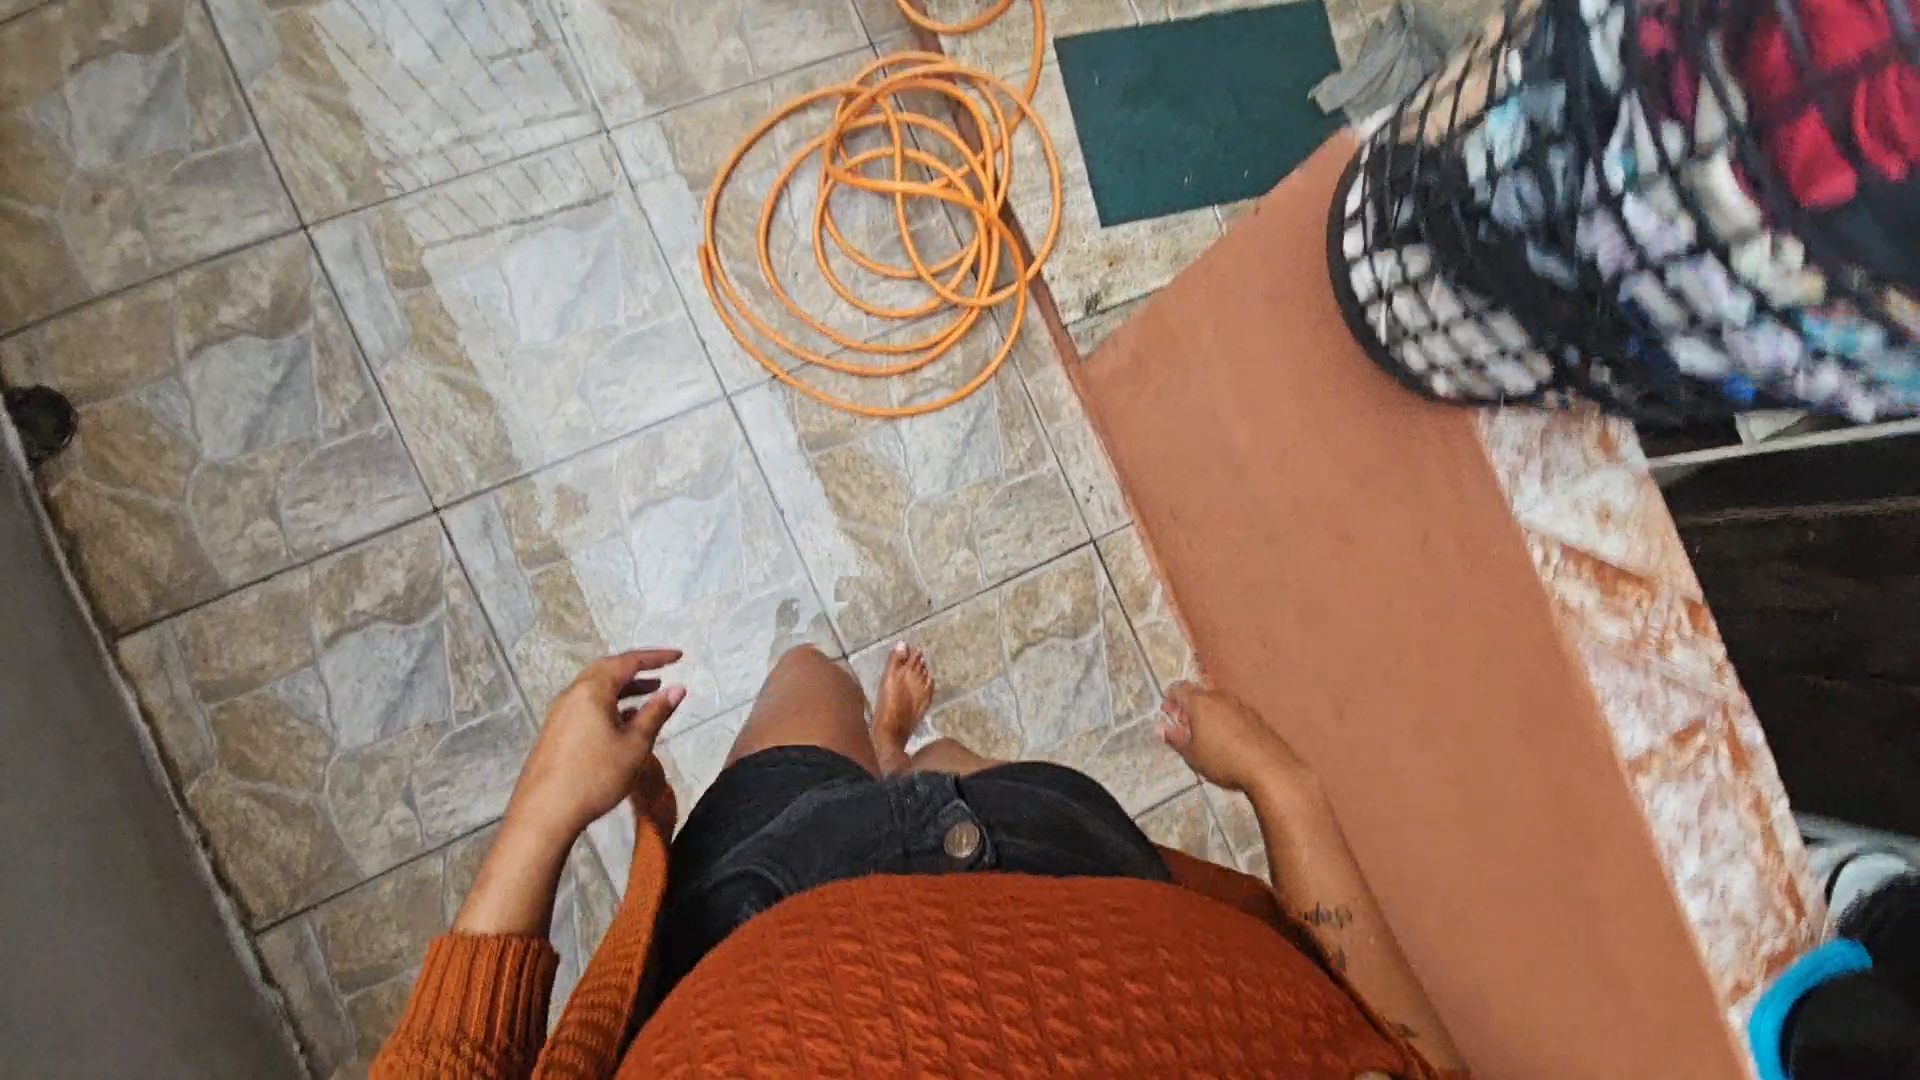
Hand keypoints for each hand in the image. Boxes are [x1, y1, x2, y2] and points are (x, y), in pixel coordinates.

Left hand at [502, 648, 685, 847]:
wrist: (543, 815)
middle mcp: (572, 695)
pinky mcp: (555, 732)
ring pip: (596, 688)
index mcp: (592, 692)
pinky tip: (624, 720)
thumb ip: (656, 712)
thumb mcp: (635, 744)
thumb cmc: (595, 776)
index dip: (655, 657)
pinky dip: (610, 702)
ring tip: (650, 692)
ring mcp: (560, 714)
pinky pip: (587, 705)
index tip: (679, 656)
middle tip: (662, 670)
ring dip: (624, 686)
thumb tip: (677, 689)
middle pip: (607, 670)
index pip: (628, 662)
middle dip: (636, 668)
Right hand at [1156, 681, 1317, 798]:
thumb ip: (1174, 738)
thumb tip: (1160, 728)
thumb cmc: (1223, 761)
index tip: (1168, 713)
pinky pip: (1234, 712)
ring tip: (1207, 735)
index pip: (1179, 688)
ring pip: (1218, 702)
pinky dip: (1225, 719)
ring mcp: (1241, 705)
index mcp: (1200, 702)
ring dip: (1208, 713)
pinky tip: (1228, 740)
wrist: (1270, 769)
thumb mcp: (1192, 754)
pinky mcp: (1256, 716)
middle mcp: (1220, 697)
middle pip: (1199, 694)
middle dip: (1189, 707)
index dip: (1170, 698)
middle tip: (1186, 727)